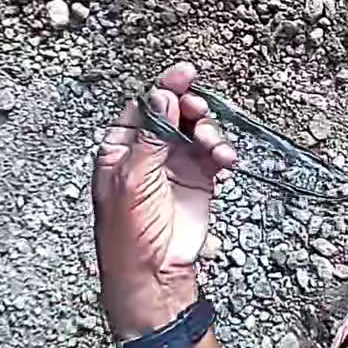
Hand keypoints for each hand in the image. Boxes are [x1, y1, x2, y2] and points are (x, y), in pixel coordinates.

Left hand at [92, 63, 237, 339]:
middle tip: (200, 113)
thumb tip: (163, 97)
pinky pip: (215, 155)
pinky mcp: (200, 179)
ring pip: (198, 131)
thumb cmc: (129, 233)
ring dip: (210, 133)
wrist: (155, 273)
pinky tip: (225, 162)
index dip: (164, 88)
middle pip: (175, 114)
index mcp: (122, 148)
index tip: (185, 73)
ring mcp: (177, 165)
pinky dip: (223, 154)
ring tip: (214, 149)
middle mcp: (150, 152)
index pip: (145, 107)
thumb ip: (151, 137)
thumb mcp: (133, 181)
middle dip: (191, 110)